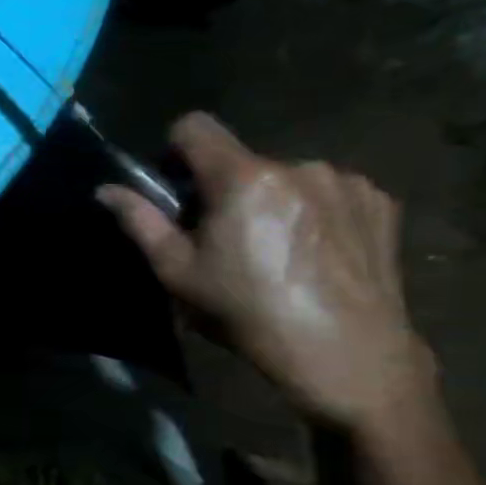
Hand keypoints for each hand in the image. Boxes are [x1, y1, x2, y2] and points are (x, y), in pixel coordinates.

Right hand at [97, 112, 435, 430]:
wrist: (350, 356)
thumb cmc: (248, 313)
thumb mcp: (178, 272)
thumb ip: (140, 221)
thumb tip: (105, 190)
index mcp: (242, 178)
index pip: (194, 127)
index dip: (175, 150)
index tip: (176, 188)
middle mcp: (296, 166)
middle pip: (239, 159)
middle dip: (223, 186)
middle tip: (223, 236)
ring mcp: (344, 182)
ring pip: (284, 176)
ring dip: (269, 198)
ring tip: (275, 248)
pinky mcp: (380, 202)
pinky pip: (327, 190)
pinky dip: (311, 209)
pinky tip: (314, 251)